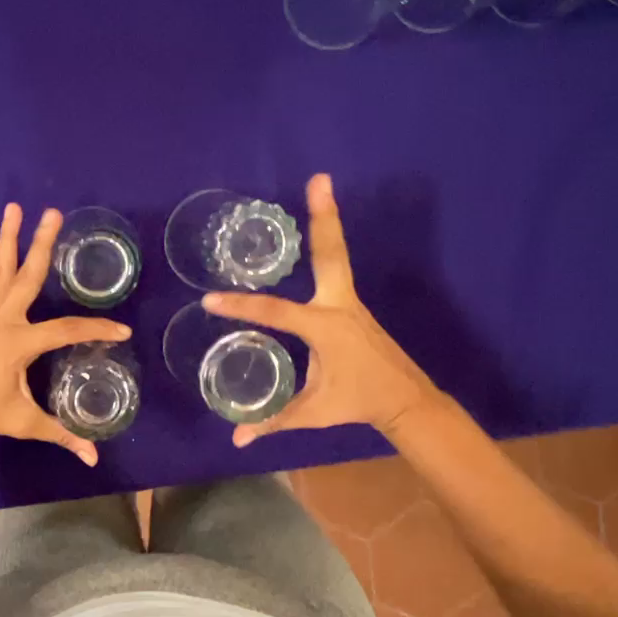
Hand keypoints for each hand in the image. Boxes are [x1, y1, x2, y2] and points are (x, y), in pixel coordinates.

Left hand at [0, 203, 131, 464]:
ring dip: (10, 237)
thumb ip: (59, 434)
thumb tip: (92, 458)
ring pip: (2, 269)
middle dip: (42, 243)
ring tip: (14, 207)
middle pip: (27, 274)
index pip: (66, 330)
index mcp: (18, 342)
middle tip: (53, 211)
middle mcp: (2, 319)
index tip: (122, 331)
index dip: (96, 329)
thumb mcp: (23, 422)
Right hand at [202, 173, 441, 447]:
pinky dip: (326, 245)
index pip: (274, 312)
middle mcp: (339, 305)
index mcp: (324, 328)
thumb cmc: (358, 403)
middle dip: (323, 216)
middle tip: (319, 178)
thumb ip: (274, 421)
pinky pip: (335, 269)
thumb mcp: (312, 413)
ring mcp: (350, 302)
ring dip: (327, 220)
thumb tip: (238, 438)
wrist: (406, 400)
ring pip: (335, 254)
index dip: (241, 306)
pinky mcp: (352, 306)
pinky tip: (317, 231)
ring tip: (319, 184)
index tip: (210, 300)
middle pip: (329, 253)